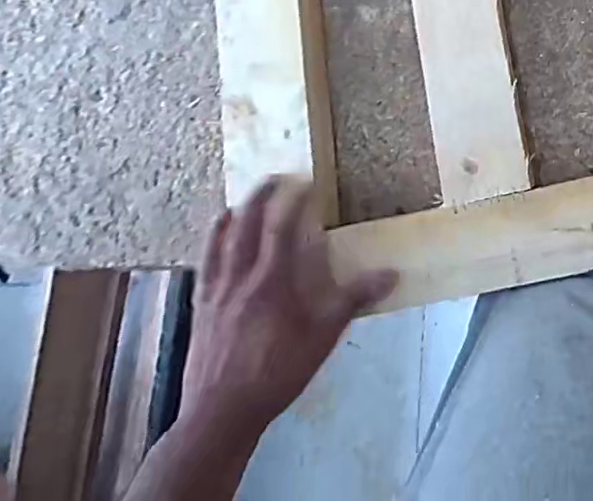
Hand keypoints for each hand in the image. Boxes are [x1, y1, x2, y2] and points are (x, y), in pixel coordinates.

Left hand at [180, 178, 397, 436]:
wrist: (220, 414)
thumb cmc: (278, 370)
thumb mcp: (324, 335)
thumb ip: (353, 299)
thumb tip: (391, 274)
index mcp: (271, 282)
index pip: (281, 230)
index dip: (293, 203)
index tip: (306, 183)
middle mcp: (240, 281)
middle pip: (245, 231)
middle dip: (259, 201)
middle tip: (272, 178)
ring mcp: (216, 296)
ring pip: (220, 248)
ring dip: (229, 221)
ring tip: (236, 203)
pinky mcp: (201, 312)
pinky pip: (204, 271)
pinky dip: (208, 250)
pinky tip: (211, 245)